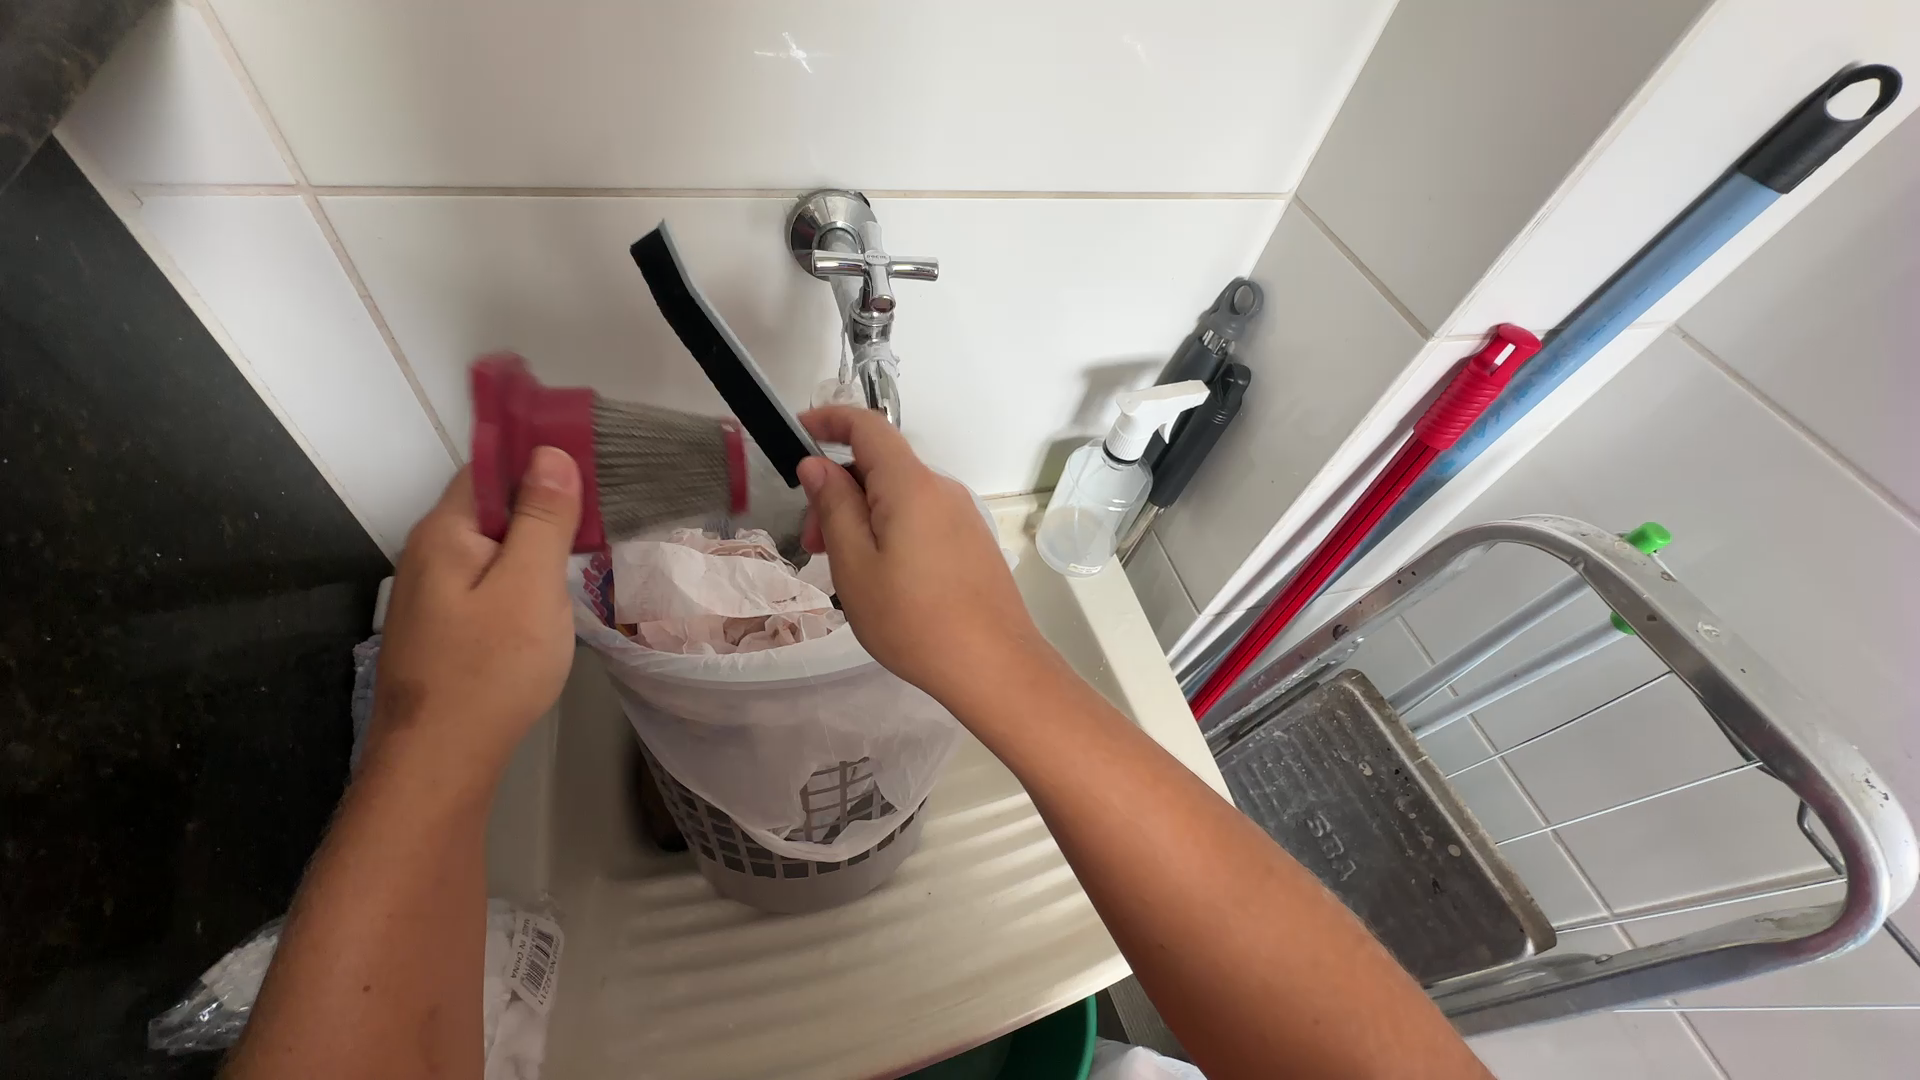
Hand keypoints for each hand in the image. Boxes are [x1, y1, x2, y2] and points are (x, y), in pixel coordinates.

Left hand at [369, 448, 581, 780]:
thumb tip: (550, 452)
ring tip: (587, 549)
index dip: (537, 458)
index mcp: (445, 533)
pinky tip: (551, 594)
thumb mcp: (529, 585)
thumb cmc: (492, 666)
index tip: (592, 463)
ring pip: (493, 546)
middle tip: (602, 512)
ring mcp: (434, 593)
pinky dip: (524, 574)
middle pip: (491, 506)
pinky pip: (490, 579)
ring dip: (537, 541)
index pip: (489, 468)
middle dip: (544, 502)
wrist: (442, 758)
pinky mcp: (447, 625)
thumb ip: (542, 518)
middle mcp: (429, 554)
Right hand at [796, 407, 1051, 709]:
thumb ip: (834, 507)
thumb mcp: (856, 565)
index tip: (796, 435)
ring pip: (900, 498)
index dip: (828, 421)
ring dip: (863, 517)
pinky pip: (923, 520)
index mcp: (911, 484)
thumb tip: (816, 464)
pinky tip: (884, 580)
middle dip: (838, 491)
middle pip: (882, 467)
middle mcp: (943, 489)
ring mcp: (964, 516)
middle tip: (813, 545)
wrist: (994, 666)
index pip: (867, 426)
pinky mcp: (974, 543)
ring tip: (846, 572)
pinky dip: (891, 532)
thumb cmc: (913, 620)